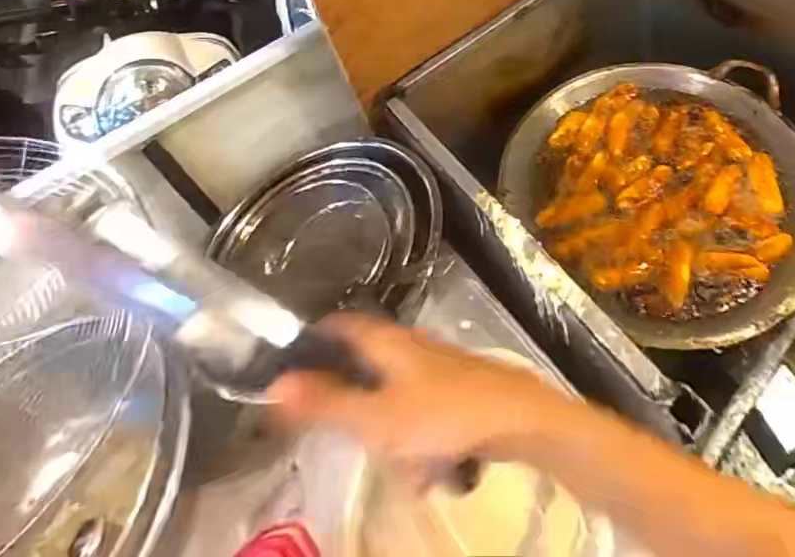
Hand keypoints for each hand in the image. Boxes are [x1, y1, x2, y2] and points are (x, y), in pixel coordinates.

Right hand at [269, 314, 572, 481]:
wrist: (518, 418)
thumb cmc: (443, 415)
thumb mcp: (377, 419)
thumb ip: (327, 405)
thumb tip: (275, 386)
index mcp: (389, 342)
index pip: (343, 325)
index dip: (317, 337)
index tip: (295, 362)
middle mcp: (412, 344)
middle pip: (369, 365)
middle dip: (359, 407)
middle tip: (353, 437)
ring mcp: (439, 365)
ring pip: (398, 399)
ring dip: (395, 436)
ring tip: (407, 467)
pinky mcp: (459, 388)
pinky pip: (424, 415)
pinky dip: (421, 441)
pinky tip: (434, 469)